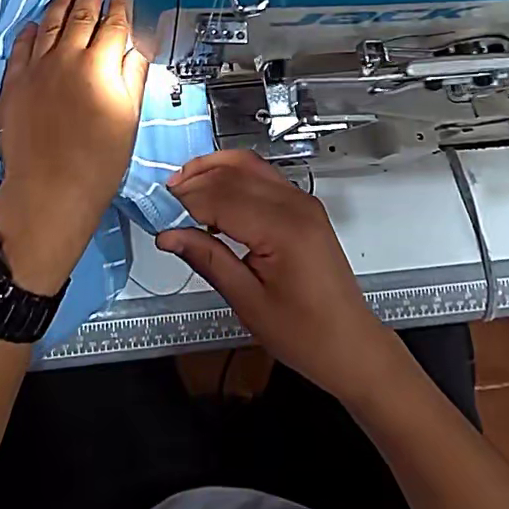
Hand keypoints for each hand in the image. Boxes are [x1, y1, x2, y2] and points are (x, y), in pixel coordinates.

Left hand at [0, 0, 148, 293]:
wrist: (50, 191)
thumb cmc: (99, 162)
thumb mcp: (129, 118)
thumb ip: (133, 75)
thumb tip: (138, 45)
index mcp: (100, 66)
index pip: (114, 24)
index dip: (121, 4)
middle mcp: (67, 57)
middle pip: (82, 12)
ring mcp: (36, 67)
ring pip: (50, 21)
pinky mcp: (13, 81)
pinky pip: (21, 45)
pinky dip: (30, 30)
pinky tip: (35, 22)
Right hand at [157, 150, 410, 404]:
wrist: (350, 344)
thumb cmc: (306, 333)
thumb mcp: (248, 302)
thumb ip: (207, 259)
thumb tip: (169, 235)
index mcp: (283, 229)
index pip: (221, 197)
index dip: (185, 201)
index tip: (158, 212)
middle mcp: (296, 205)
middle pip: (233, 173)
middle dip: (194, 180)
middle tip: (163, 197)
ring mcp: (303, 201)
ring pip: (248, 164)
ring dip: (212, 169)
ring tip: (182, 186)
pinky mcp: (303, 205)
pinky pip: (262, 175)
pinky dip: (233, 175)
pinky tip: (213, 191)